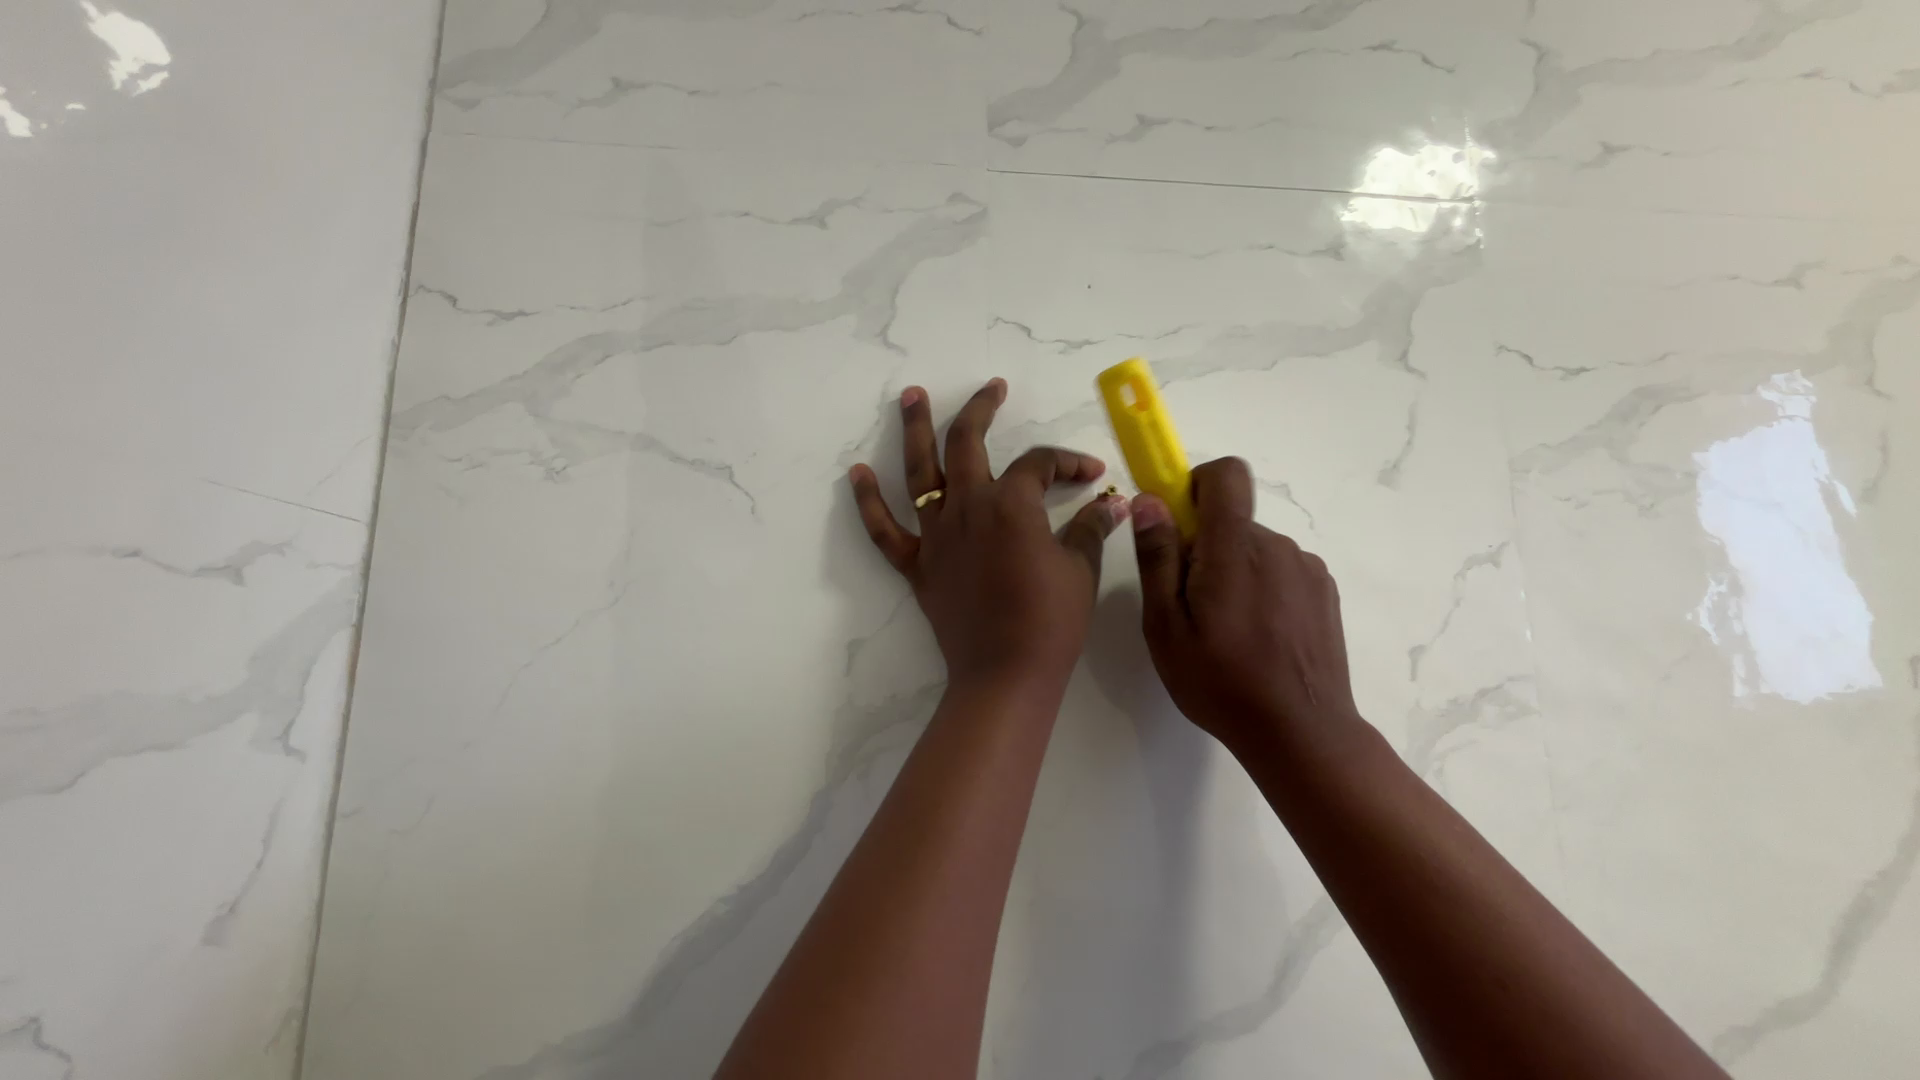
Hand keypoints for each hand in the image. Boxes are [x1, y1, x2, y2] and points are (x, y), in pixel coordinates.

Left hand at [850, 379, 1129, 691]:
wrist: (1006, 673)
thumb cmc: (1051, 620)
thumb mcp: (1079, 568)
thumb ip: (1090, 527)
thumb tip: (1113, 503)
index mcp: (1010, 503)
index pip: (1039, 464)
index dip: (1067, 462)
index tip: (1091, 475)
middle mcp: (967, 506)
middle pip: (968, 443)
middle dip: (980, 409)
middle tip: (990, 389)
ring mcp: (935, 535)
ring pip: (919, 471)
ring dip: (913, 429)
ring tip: (910, 396)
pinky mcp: (916, 565)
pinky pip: (884, 530)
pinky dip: (868, 502)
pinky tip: (856, 473)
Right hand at [1129, 457, 1361, 754]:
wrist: (1300, 732)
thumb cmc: (1220, 683)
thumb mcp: (1166, 626)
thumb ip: (1158, 557)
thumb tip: (1149, 502)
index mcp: (1234, 549)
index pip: (1226, 475)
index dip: (1197, 484)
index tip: (1178, 523)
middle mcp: (1277, 546)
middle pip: (1232, 521)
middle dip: (1205, 549)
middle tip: (1192, 607)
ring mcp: (1306, 568)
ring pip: (1255, 550)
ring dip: (1234, 572)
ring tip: (1228, 631)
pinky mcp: (1324, 591)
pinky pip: (1280, 571)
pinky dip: (1262, 590)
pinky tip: (1259, 638)